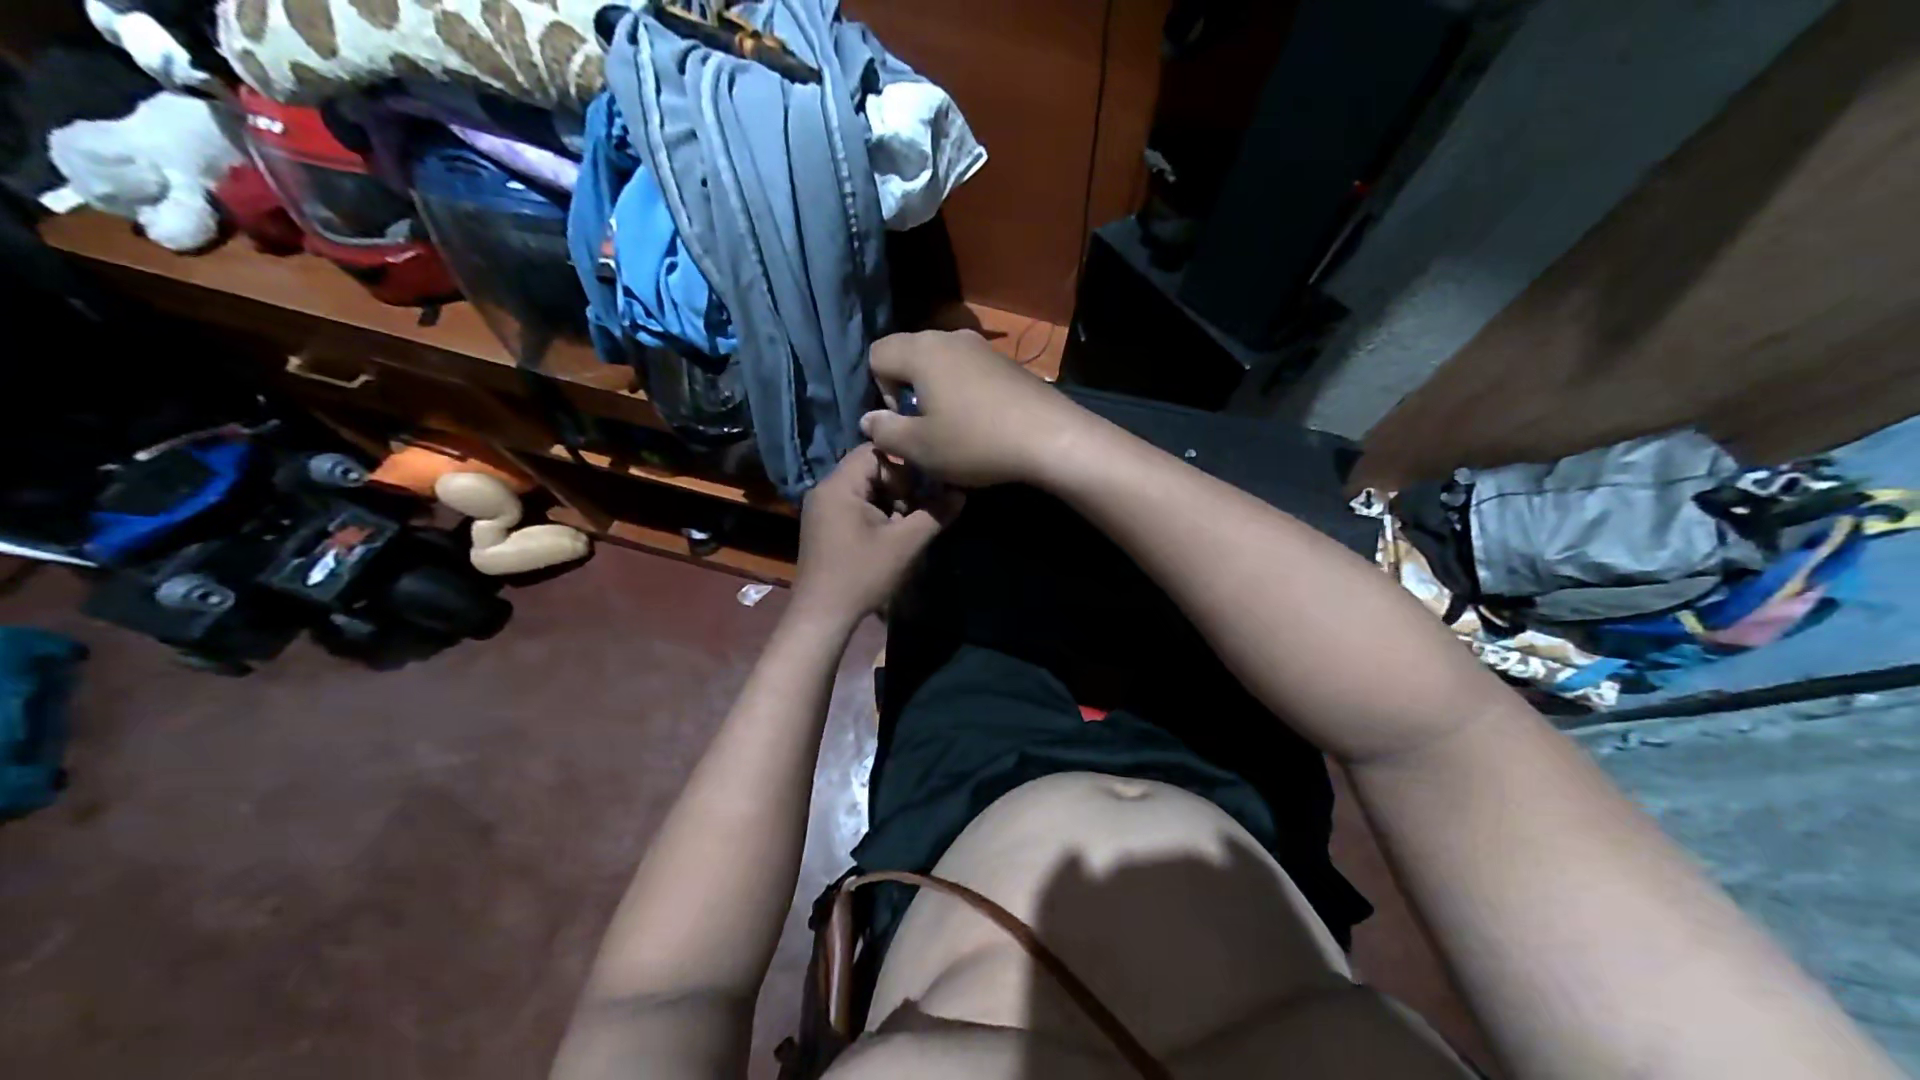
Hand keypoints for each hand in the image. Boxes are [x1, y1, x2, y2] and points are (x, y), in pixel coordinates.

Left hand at [789, 444, 960, 624]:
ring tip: (906, 527)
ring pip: (865, 489)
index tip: (924, 489)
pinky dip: (876, 514)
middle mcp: (825, 490)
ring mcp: (822, 509)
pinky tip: (890, 537)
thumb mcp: (905, 544)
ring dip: (890, 502)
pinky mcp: (824, 526)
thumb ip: (935, 514)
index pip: (876, 451)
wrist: (822, 616)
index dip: (905, 466)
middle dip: (900, 487)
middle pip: (870, 469)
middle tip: (917, 510)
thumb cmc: (862, 575)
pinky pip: (855, 505)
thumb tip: (960, 493)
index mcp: (839, 486)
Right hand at [859, 330, 1092, 487]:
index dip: (878, 390)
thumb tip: (868, 420)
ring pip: (940, 362)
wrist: (1050, 438)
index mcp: (922, 350)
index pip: (877, 354)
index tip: (901, 421)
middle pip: (908, 354)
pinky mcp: (1006, 362)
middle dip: (905, 389)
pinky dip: (962, 391)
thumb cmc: (975, 442)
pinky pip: (967, 370)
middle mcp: (950, 337)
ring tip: (952, 427)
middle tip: (923, 426)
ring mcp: (982, 347)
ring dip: (935, 391)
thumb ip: (884, 431)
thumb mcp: (919, 447)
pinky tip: (980, 422)